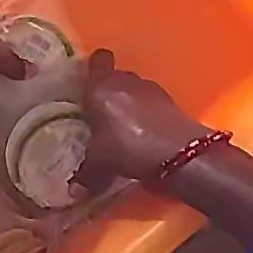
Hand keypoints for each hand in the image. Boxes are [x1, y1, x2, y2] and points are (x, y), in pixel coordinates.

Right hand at [80, 49, 212, 182]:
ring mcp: (152, 90)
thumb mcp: (99, 164)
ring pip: (134, 90)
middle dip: (109, 92)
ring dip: (129, 104)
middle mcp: (126, 80)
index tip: (86, 85)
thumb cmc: (127, 147)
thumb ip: (85, 174)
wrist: (179, 154)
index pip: (97, 60)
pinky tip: (143, 137)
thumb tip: (73, 192)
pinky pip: (151, 105)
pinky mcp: (171, 103)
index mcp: (101, 86)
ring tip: (122, 129)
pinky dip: (147, 116)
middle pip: (115, 76)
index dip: (92, 69)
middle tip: (99, 115)